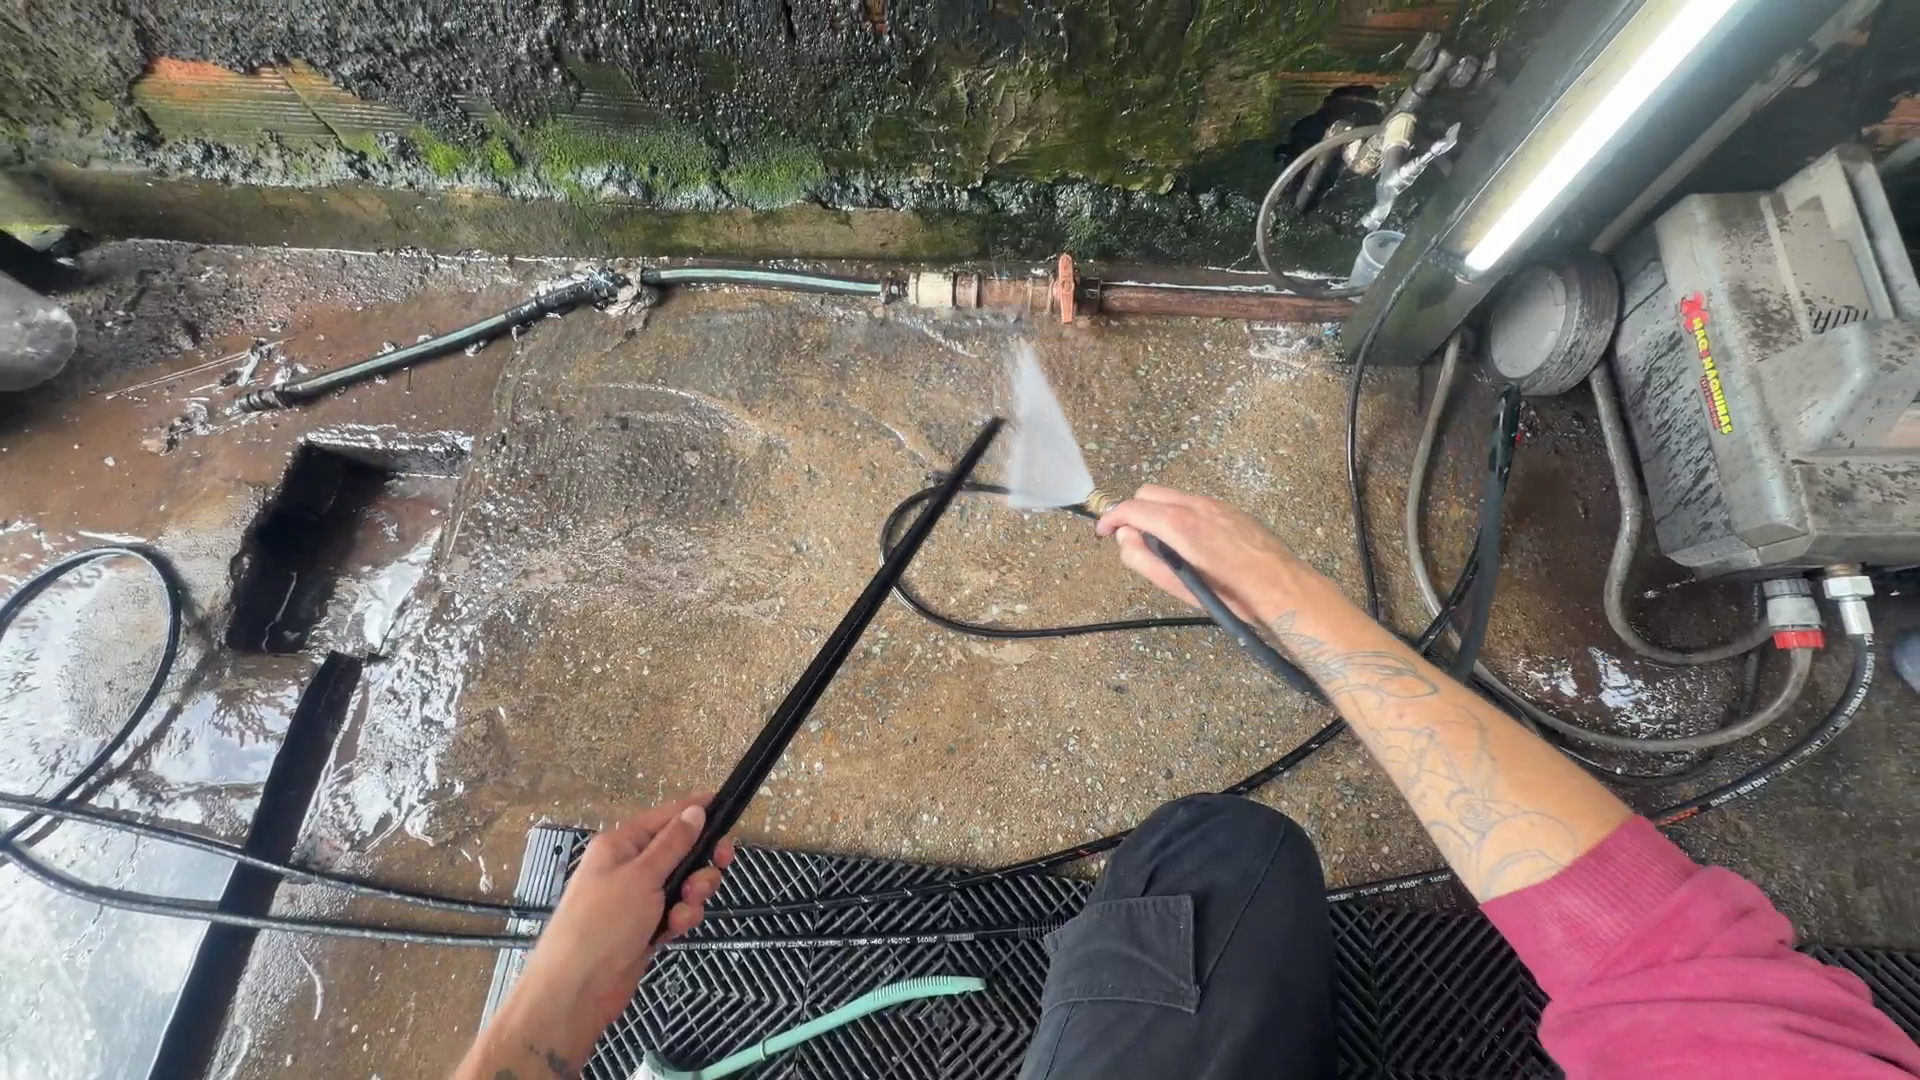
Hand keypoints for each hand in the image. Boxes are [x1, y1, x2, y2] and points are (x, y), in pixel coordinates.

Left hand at [477, 795, 734, 1071]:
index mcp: (622, 845)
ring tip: (686, 907)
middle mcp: (631, 866)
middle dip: (701, 860)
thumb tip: (696, 809)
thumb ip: (674, 843)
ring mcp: (639, 898)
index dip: (695, 811)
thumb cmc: (602, 924)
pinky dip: (682, 916)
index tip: (726, 809)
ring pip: (685, 881)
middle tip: (723, 862)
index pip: (666, 817)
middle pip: (681, 850)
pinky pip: (678, 909)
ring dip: (694, 892)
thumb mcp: (641, 876)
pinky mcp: (647, 926)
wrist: (574, 994)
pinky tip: (675, 928)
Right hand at [1095, 485, 1316, 624]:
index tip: (1103, 532)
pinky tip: (1190, 543)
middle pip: (1148, 493)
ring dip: (1157, 513)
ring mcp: (1215, 504)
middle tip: (1133, 540)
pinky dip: (1179, 514)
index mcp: (1179, 523)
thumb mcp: (1176, 584)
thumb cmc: (1230, 595)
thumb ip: (1142, 557)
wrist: (1282, 588)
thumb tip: (1124, 537)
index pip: (1131, 508)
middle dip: (1134, 512)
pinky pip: (1193, 503)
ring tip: (1163, 546)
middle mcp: (1195, 505)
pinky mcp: (1230, 509)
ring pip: (1171, 496)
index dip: (1111, 518)